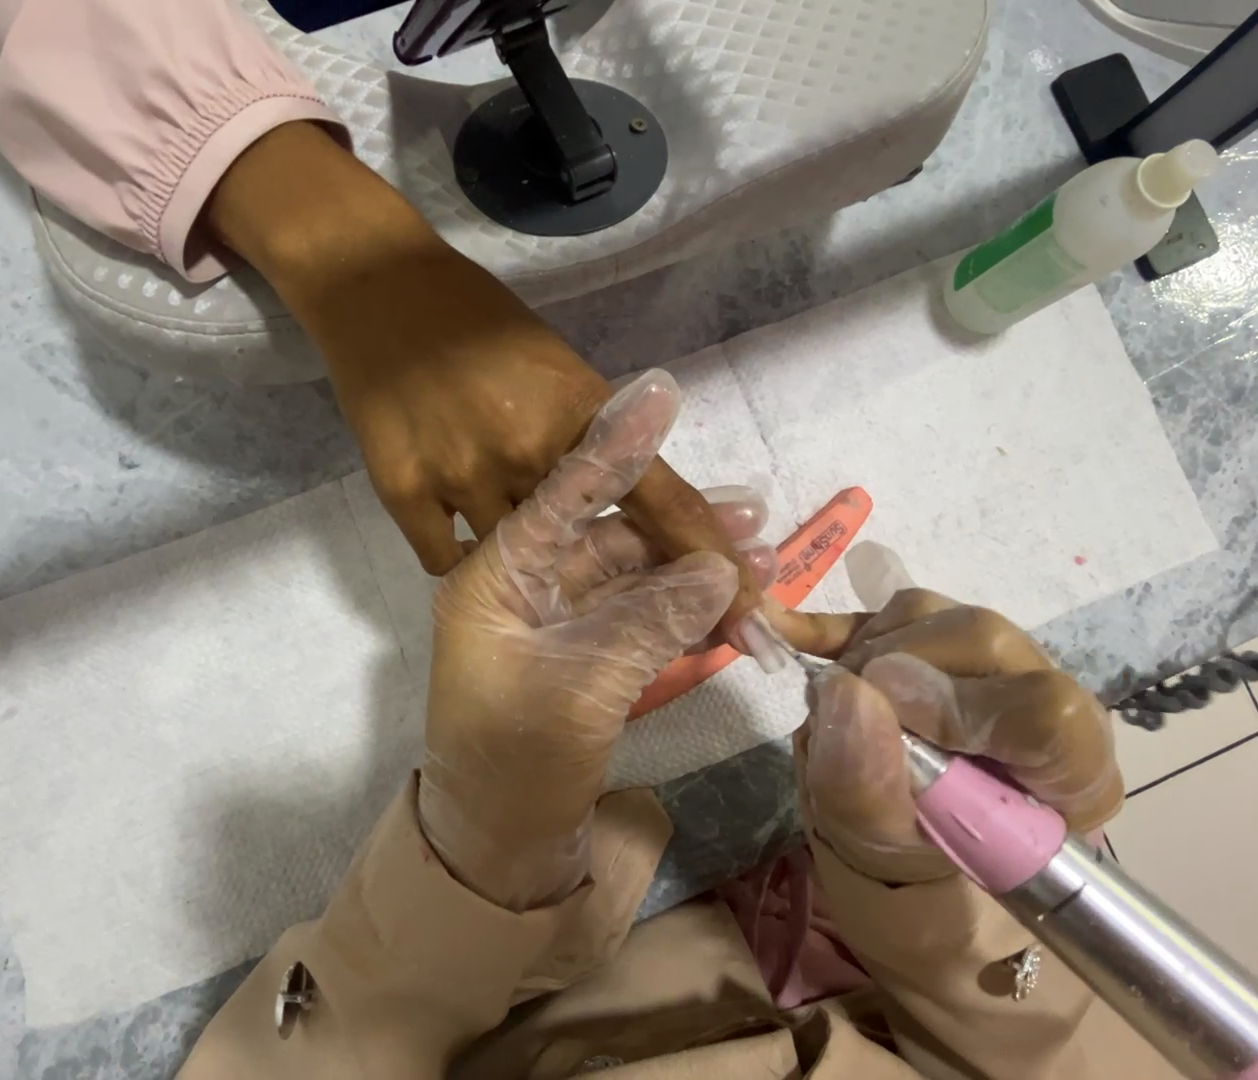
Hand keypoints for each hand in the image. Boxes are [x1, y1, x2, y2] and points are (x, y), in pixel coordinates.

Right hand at [202, 122, 807, 660]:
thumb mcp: (561, 367)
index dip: (714, 560)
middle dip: (647, 599)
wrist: (378, 287)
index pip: (665, 500)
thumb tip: (641, 492)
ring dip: (539, 580)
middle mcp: (529, 451)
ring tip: (538, 583)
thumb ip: (600, 434)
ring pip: (519, 563)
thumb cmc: (481, 320)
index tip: (754, 613)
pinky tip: (472, 553)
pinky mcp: (404, 491)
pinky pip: (449, 560)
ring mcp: (462, 474)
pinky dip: (468, 561)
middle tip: (686, 636)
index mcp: (581, 411)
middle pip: (601, 549)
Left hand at [416, 371, 767, 910]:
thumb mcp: (582, 691)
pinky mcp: (581, 647)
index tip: (661, 393)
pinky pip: (636, 610)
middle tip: (752, 514)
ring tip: (761, 556)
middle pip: (609, 533)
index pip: (563, 495)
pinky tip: (729, 600)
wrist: (498, 844)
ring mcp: (555, 615)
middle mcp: (523, 583)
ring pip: (630, 572)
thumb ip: (650, 623)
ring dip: (691, 567)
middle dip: (680, 527)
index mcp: (496, 577)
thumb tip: (720, 572)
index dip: (615, 446)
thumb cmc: (515, 765)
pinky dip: (681, 606)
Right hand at [795, 588, 1123, 883]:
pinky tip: (787, 633)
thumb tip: (845, 691)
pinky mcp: (941, 633)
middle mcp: (1048, 698)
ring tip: (837, 699)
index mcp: (1067, 773)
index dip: (959, 703)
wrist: (895, 832)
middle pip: (982, 639)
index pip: (1048, 711)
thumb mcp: (883, 848)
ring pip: (934, 614)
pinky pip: (889, 609)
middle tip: (842, 706)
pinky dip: (832, 626)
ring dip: (865, 650)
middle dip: (893, 668)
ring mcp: (995, 656)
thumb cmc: (908, 856)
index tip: (884, 710)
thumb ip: (867, 785)